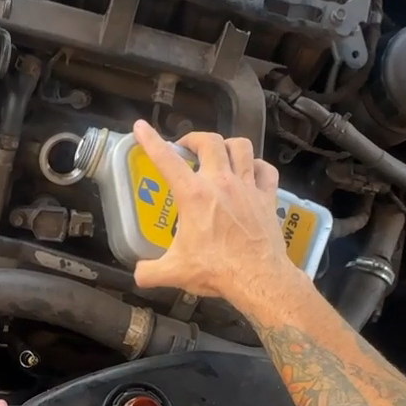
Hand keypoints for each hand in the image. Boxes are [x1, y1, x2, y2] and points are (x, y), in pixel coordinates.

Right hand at [130, 120, 302, 305]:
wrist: (257, 278)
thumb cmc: (215, 270)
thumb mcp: (173, 272)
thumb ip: (149, 272)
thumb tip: (138, 274)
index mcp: (194, 195)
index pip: (167, 161)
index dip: (151, 141)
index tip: (141, 127)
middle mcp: (221, 182)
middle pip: (210, 142)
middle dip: (194, 138)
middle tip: (186, 148)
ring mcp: (247, 187)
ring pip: (241, 146)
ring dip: (227, 144)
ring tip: (219, 153)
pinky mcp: (267, 197)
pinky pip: (265, 169)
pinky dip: (256, 165)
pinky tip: (250, 171)